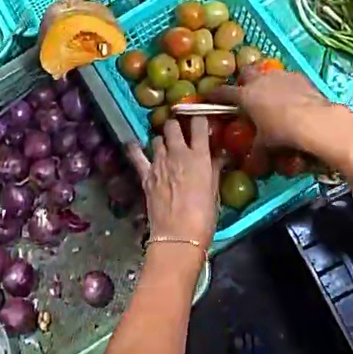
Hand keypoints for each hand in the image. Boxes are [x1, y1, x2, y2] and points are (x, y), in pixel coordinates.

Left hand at [127, 116, 219, 249]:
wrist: (178, 235)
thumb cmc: (203, 216)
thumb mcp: (214, 191)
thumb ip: (214, 168)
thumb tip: (218, 154)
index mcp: (199, 156)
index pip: (199, 125)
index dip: (200, 118)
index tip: (200, 119)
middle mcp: (178, 153)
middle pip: (173, 126)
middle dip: (176, 125)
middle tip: (180, 131)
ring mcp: (159, 162)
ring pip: (157, 138)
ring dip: (162, 139)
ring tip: (165, 145)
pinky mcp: (145, 174)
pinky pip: (136, 155)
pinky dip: (135, 148)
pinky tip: (133, 144)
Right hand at [208, 65, 345, 152]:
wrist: (315, 121)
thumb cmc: (282, 131)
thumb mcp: (265, 145)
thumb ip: (256, 152)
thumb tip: (252, 168)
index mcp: (245, 95)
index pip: (223, 92)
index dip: (214, 95)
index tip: (209, 96)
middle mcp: (260, 80)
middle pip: (245, 73)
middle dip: (244, 80)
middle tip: (246, 93)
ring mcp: (280, 76)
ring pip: (267, 73)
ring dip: (266, 81)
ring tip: (271, 94)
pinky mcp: (299, 77)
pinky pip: (287, 78)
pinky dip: (286, 85)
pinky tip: (292, 97)